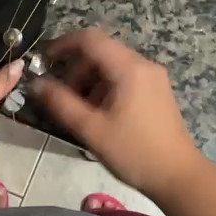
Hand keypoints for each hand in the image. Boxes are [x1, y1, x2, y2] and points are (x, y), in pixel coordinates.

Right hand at [30, 29, 206, 197]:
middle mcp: (143, 65)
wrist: (179, 177)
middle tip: (60, 96)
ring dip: (88, 80)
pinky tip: (97, 114)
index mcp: (129, 68)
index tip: (42, 62)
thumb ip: (60, 103)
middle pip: (100, 51)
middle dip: (75, 69)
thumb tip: (36, 84)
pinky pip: (123, 77)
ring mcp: (153, 78)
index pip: (90, 39)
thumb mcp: (92, 129)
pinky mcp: (156, 91)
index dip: (62, 44)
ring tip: (77, 110)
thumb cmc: (134, 152)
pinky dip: (104, 87)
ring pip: (111, 65)